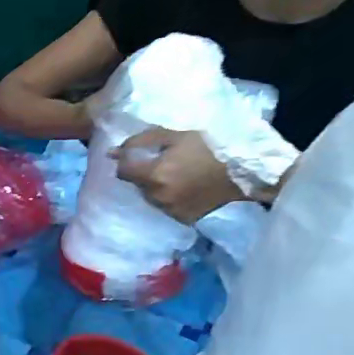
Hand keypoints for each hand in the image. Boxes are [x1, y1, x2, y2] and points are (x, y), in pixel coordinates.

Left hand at [113, 127, 242, 223]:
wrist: (242, 170)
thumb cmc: (207, 147)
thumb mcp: (173, 135)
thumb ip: (140, 142)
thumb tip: (111, 153)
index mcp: (154, 175)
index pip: (123, 172)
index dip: (128, 161)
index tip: (139, 155)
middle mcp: (158, 197)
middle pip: (137, 185)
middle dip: (144, 173)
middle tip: (163, 161)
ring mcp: (171, 211)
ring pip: (151, 197)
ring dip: (155, 187)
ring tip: (175, 174)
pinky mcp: (183, 219)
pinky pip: (166, 207)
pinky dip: (169, 197)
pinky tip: (184, 187)